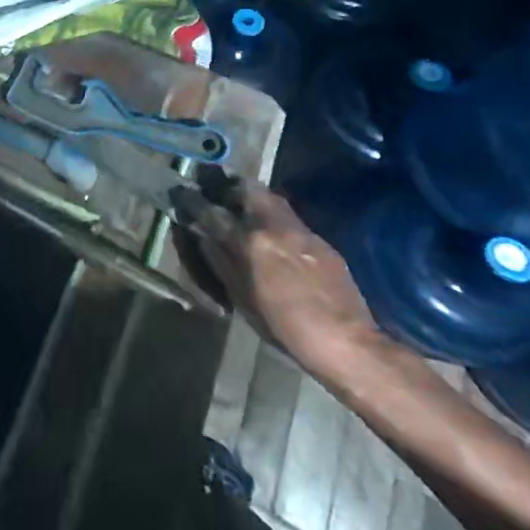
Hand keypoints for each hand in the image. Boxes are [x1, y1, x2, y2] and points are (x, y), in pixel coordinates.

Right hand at [191, 180, 381, 375]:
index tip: (183, 192)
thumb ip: (221, 261)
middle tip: (219, 196)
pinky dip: (275, 220)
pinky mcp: (321, 241)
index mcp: (251, 242)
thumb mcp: (242, 298)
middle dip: (230, 187)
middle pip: (248, 188)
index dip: (194, 201)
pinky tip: (275, 239)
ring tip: (245, 213)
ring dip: (254, 200)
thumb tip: (204, 237)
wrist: (346, 341)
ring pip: (272, 200)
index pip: (213, 211)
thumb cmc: (285, 327)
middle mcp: (275, 226)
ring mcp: (302, 231)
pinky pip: (291, 220)